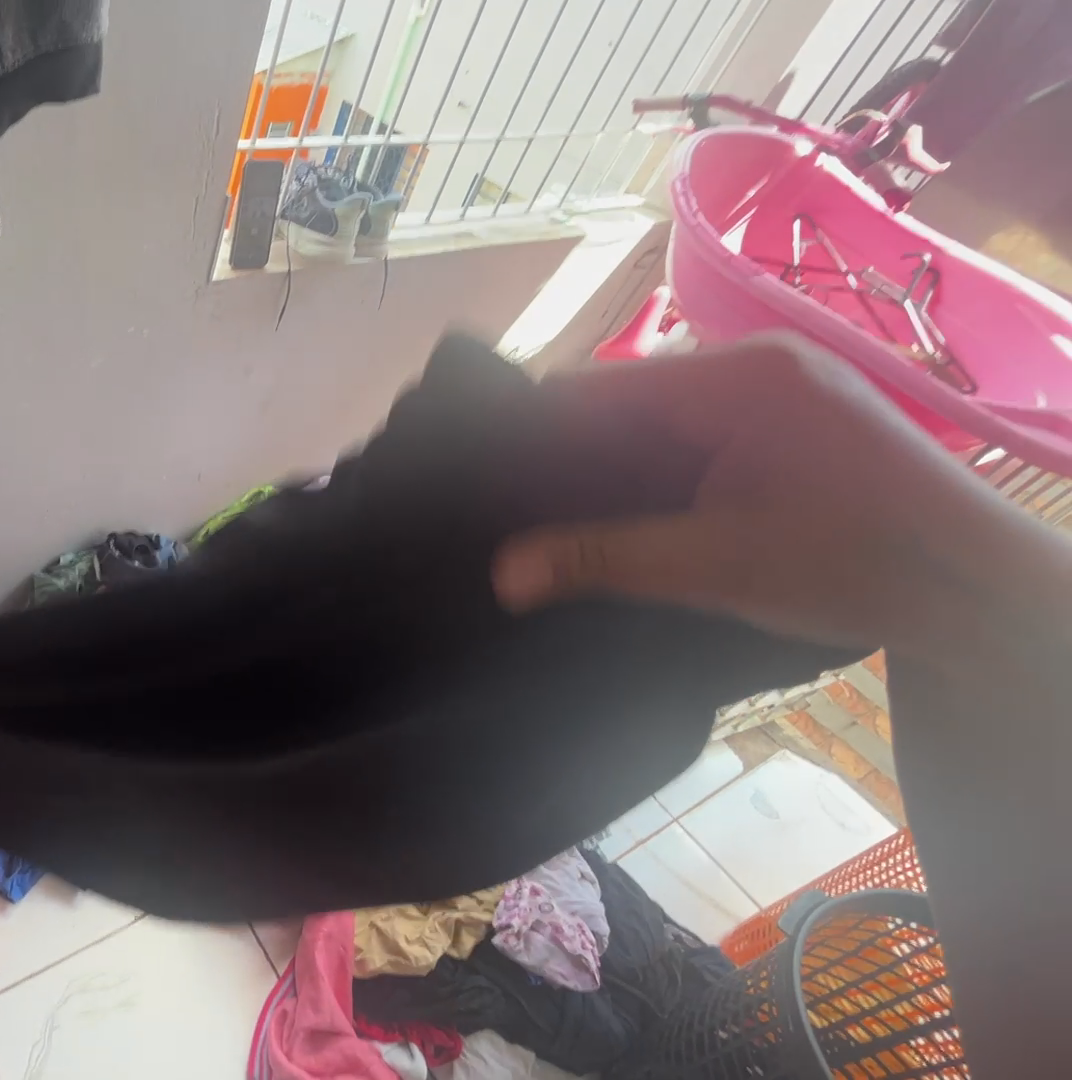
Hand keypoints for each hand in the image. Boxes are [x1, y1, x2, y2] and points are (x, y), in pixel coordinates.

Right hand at [491, 333, 1069, 663]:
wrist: (988, 596)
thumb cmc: (858, 567)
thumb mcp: (713, 567)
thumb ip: (598, 559)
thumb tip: (501, 576)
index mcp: (734, 378)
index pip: (588, 387)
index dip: (529, 437)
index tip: (491, 489)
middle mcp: (748, 366)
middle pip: (612, 403)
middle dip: (565, 460)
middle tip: (520, 516)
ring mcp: (765, 391)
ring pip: (641, 423)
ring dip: (604, 471)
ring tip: (560, 519)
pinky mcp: (774, 421)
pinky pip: (678, 437)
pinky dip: (643, 475)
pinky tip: (623, 514)